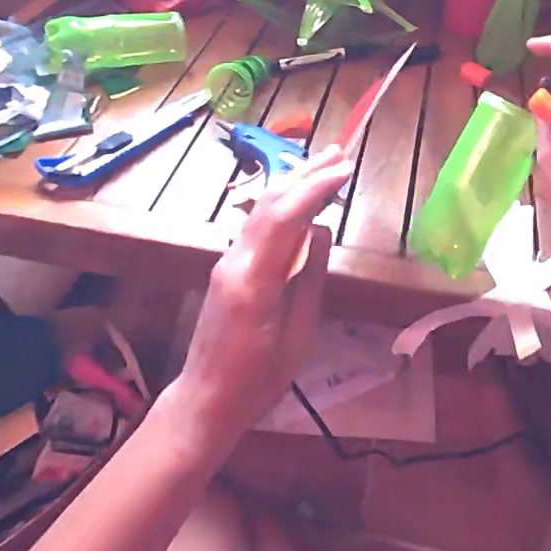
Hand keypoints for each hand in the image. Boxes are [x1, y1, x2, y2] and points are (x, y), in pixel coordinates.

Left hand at [166, 144, 352, 452]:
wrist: (206, 397)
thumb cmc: (258, 380)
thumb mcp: (299, 335)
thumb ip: (310, 278)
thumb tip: (322, 229)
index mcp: (254, 279)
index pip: (284, 217)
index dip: (314, 188)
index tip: (344, 169)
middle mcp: (235, 260)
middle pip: (268, 204)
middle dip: (304, 174)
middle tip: (338, 153)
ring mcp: (226, 261)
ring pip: (259, 211)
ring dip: (291, 185)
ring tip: (323, 166)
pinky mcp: (227, 267)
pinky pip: (256, 226)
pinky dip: (280, 206)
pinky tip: (298, 201)